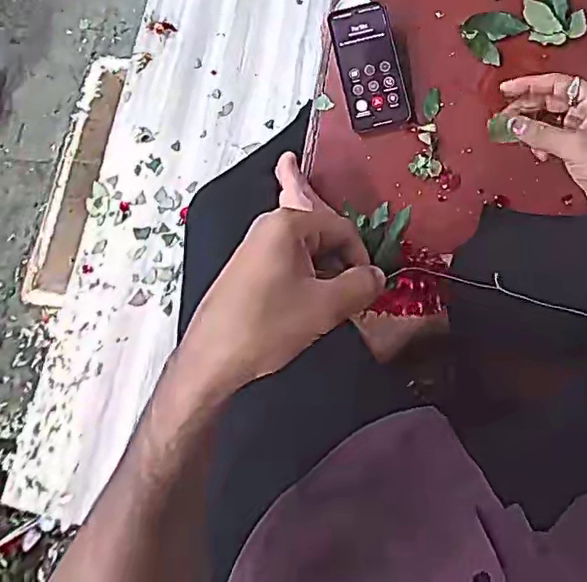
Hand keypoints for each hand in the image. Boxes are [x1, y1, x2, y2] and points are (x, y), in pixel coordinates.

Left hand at [178, 154, 386, 393]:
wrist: (208, 362)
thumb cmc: (265, 327)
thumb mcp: (326, 306)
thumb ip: (362, 285)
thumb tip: (378, 276)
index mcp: (287, 223)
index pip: (343, 228)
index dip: (362, 257)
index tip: (367, 287)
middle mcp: (269, 226)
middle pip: (325, 239)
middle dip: (341, 270)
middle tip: (347, 303)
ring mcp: (255, 247)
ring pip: (308, 256)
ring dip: (324, 281)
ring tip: (323, 313)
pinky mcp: (247, 269)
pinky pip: (289, 267)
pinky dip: (303, 286)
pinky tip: (300, 314)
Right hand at [499, 74, 586, 228]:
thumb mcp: (575, 148)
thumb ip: (540, 133)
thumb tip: (513, 123)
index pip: (560, 83)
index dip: (530, 84)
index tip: (507, 88)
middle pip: (553, 100)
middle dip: (528, 107)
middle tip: (505, 115)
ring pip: (552, 119)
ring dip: (533, 126)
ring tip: (514, 133)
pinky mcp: (583, 147)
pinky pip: (555, 136)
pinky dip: (542, 141)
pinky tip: (536, 149)